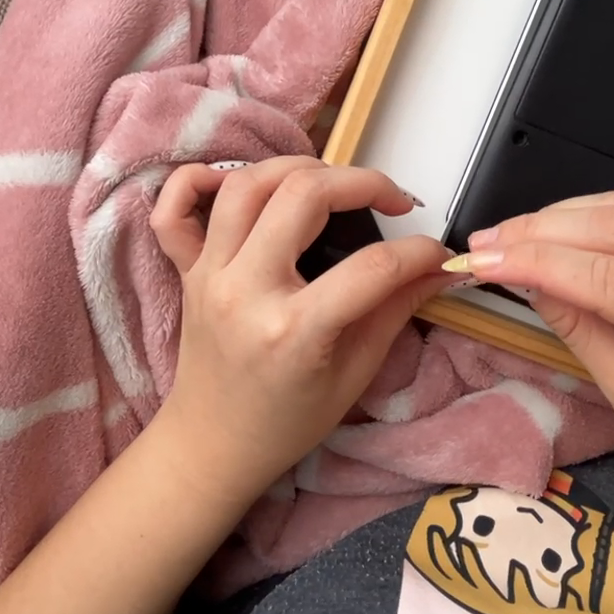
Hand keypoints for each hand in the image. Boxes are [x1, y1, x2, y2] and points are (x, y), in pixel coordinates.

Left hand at [148, 157, 453, 506]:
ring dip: (296, 167)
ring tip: (330, 183)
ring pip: (246, 185)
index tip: (437, 253)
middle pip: (302, 195)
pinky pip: (173, 209)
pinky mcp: (186, 270)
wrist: (213, 446)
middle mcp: (244, 290)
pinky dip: (198, 181)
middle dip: (361, 181)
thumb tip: (440, 269)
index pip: (371, 267)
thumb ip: (397, 310)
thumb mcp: (355, 375)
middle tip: (390, 198)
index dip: (419, 252)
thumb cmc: (286, 421)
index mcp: (293, 330)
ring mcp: (208, 274)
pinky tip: (236, 183)